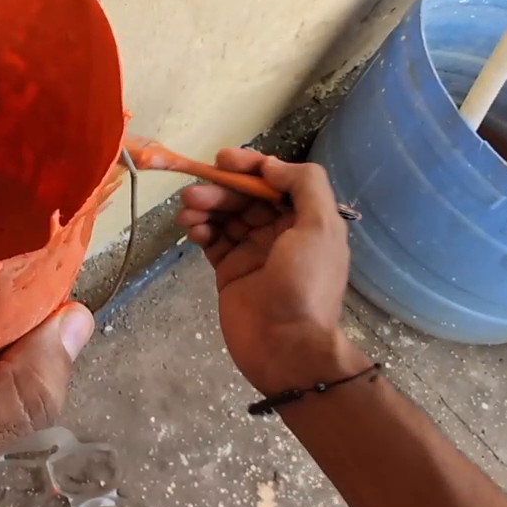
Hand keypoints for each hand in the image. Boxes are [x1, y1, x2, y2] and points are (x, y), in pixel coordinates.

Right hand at [175, 149, 367, 393]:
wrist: (286, 346)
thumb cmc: (305, 285)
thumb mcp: (320, 227)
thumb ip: (304, 186)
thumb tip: (270, 165)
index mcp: (306, 219)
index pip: (275, 181)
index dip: (250, 166)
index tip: (223, 159)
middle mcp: (280, 231)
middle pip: (245, 197)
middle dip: (220, 190)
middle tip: (193, 193)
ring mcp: (252, 251)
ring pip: (224, 216)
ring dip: (205, 207)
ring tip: (187, 212)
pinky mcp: (229, 271)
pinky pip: (211, 240)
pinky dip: (200, 230)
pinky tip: (191, 231)